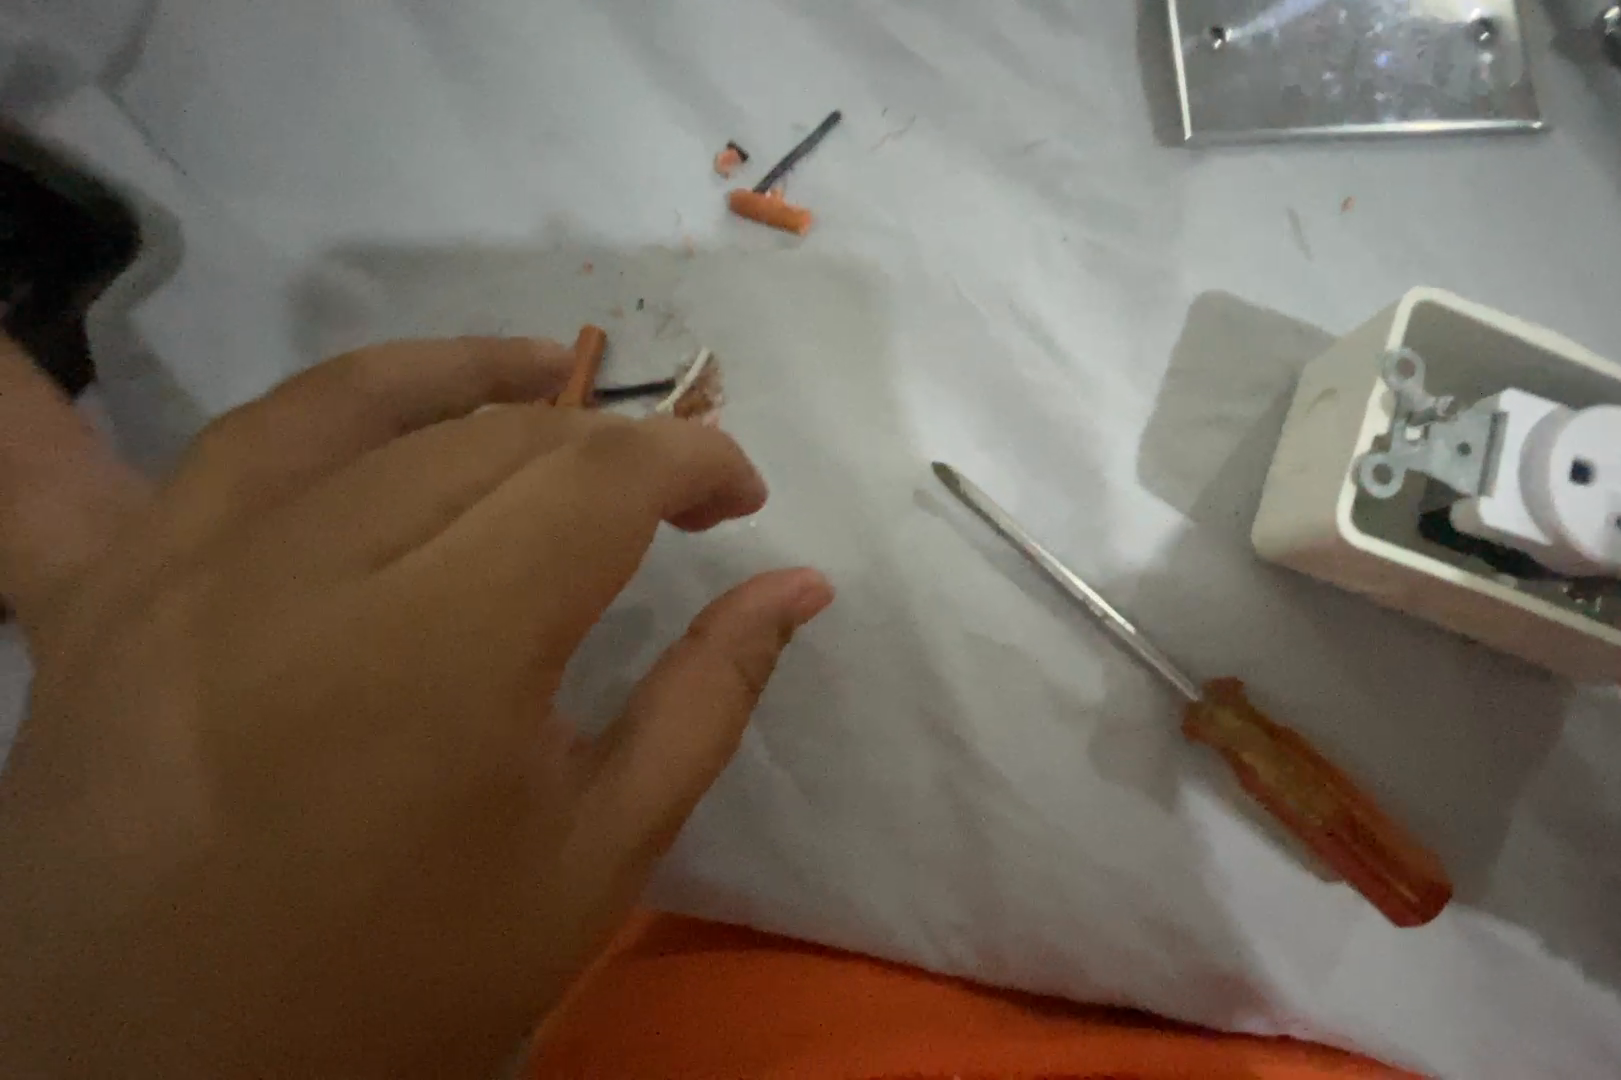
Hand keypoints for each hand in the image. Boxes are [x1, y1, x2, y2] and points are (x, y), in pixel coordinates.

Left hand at [0, 337, 832, 1077]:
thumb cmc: (428, 976)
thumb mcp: (610, 846)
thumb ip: (715, 691)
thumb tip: (803, 585)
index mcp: (440, 658)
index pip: (596, 482)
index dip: (692, 461)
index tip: (741, 493)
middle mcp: (293, 586)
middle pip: (490, 439)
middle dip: (614, 442)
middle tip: (677, 492)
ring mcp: (165, 587)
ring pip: (336, 412)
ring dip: (461, 376)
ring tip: (542, 380)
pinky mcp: (81, 616)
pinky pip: (48, 476)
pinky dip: (27, 402)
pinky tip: (11, 332)